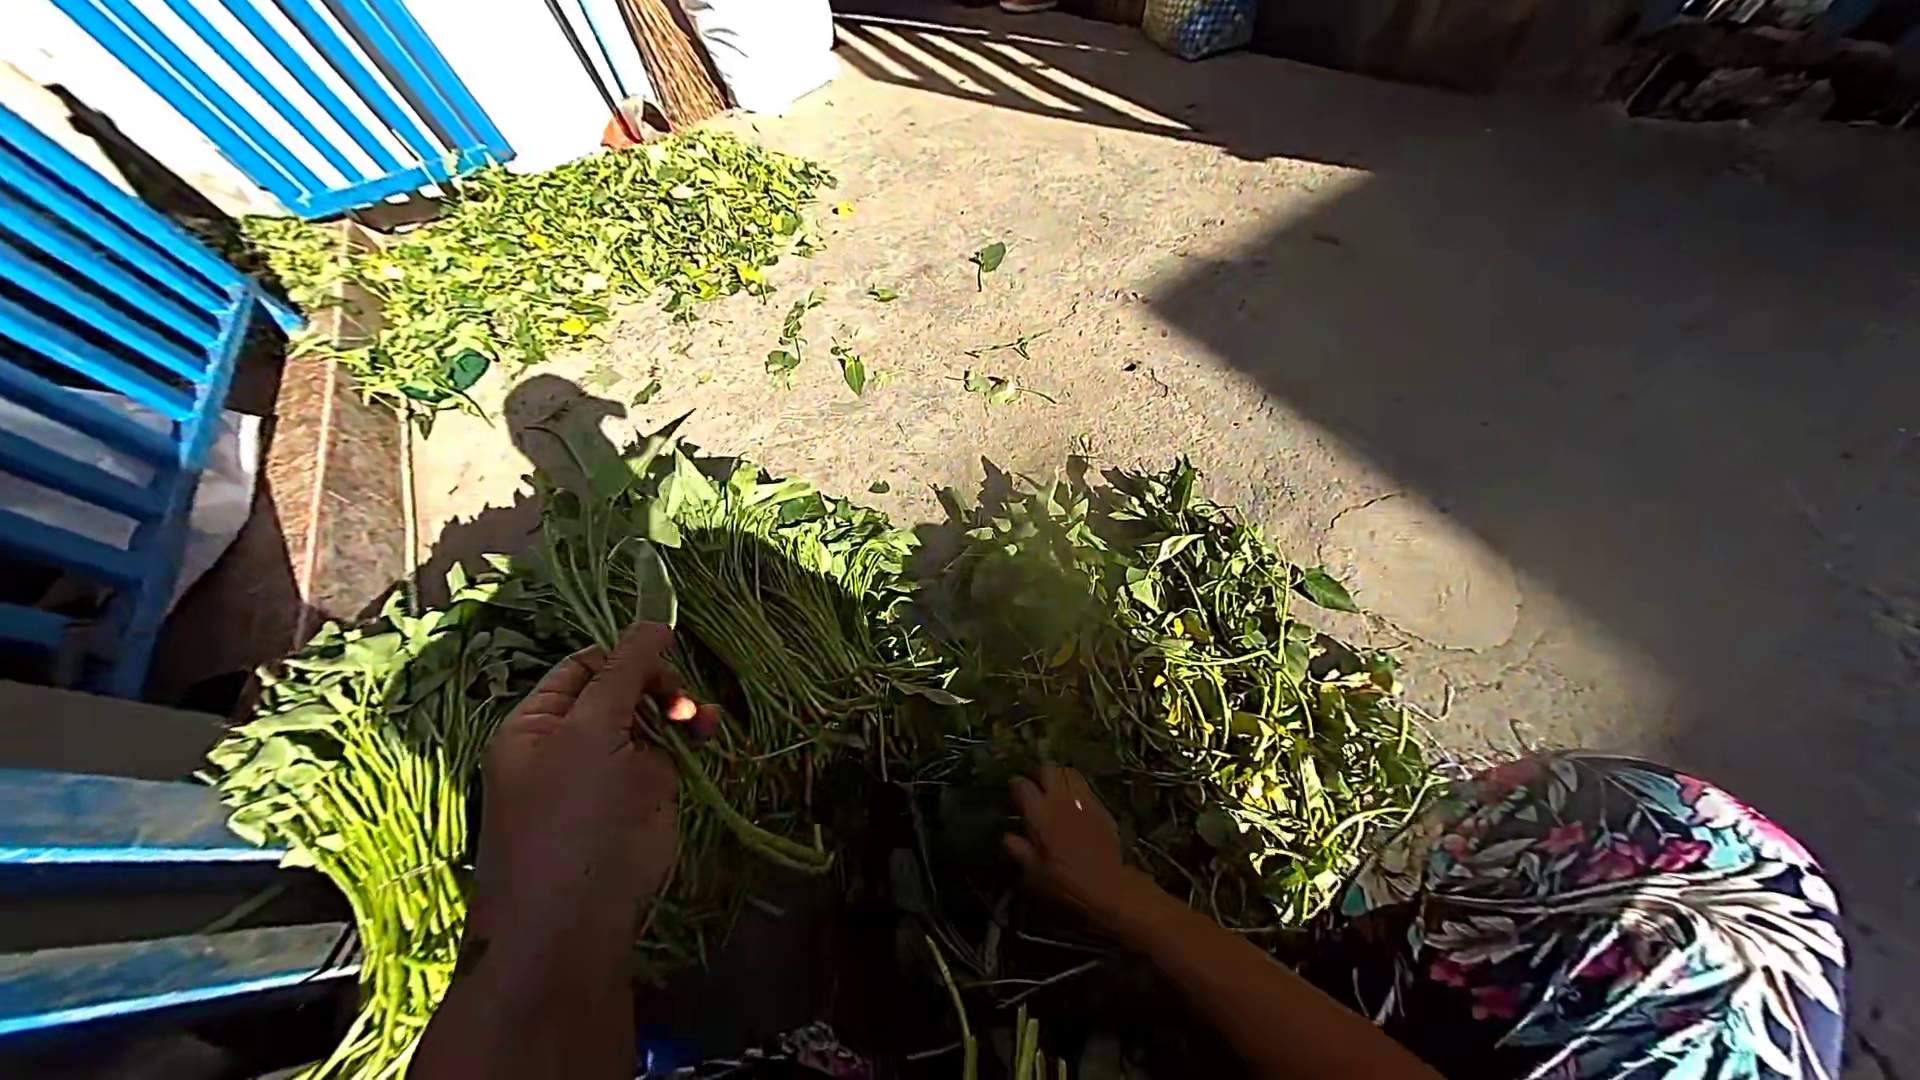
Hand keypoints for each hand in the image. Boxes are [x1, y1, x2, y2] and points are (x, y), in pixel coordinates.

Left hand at [473, 621, 718, 931]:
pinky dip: (692, 732)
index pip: (587, 665)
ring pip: (655, 712)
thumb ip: (625, 671)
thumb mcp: (591, 731)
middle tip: (677, 700)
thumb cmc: (572, 815)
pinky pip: (674, 743)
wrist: (580, 915)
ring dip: (681, 706)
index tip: (665, 651)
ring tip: (697, 719)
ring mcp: (614, 763)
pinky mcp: (647, 786)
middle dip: (658, 684)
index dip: (626, 654)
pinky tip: (707, 731)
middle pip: (626, 685)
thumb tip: (652, 621)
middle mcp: (575, 737)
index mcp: (541, 721)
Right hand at [1004, 764, 1146, 925]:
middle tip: (1035, 788)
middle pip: (1047, 769)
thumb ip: (1020, 850)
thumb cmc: (1067, 883)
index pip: (1022, 785)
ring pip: (1068, 771)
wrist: (1110, 887)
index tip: (1014, 793)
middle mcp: (1061, 799)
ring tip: (1055, 790)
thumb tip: (1007, 838)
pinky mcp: (1101, 805)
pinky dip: (1075, 788)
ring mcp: (1083, 799)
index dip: (1015, 786)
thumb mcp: (1035, 872)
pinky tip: (1073, 803)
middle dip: (1038, 774)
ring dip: (1058, 776)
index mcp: (1041, 813)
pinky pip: (1085, 785)